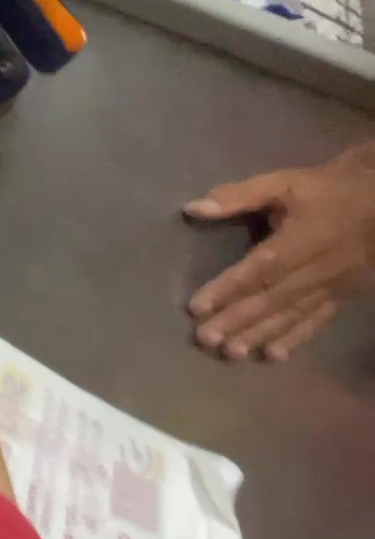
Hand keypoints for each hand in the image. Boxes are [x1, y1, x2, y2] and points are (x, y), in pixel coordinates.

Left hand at [185, 144, 374, 360]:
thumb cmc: (326, 189)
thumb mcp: (283, 183)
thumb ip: (238, 196)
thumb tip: (192, 208)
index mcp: (304, 239)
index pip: (261, 268)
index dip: (228, 288)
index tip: (197, 308)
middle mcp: (322, 267)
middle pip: (273, 298)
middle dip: (238, 320)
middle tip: (205, 339)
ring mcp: (336, 283)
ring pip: (293, 313)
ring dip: (261, 334)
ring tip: (230, 354)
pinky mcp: (346, 292)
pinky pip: (319, 318)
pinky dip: (296, 337)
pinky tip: (273, 355)